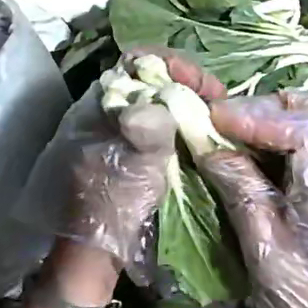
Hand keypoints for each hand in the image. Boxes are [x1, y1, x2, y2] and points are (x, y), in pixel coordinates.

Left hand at [59, 50, 223, 278]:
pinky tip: (194, 138)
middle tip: (216, 104)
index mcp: (102, 102)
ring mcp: (112, 129)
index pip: (139, 59)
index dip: (176, 64)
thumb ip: (149, 127)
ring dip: (185, 104)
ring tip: (212, 120)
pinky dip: (177, 124)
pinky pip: (154, 123)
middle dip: (186, 84)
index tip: (206, 89)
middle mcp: (104, 108)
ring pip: (154, 100)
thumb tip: (161, 98)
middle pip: (150, 77)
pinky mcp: (122, 150)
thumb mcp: (136, 163)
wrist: (91, 247)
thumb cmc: (112, 201)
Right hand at [196, 91, 307, 307]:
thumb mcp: (261, 242)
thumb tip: (209, 148)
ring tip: (238, 131)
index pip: (301, 128)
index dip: (254, 116)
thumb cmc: (301, 290)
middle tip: (223, 122)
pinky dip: (288, 128)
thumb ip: (239, 187)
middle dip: (264, 108)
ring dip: (276, 115)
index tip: (214, 117)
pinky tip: (261, 145)